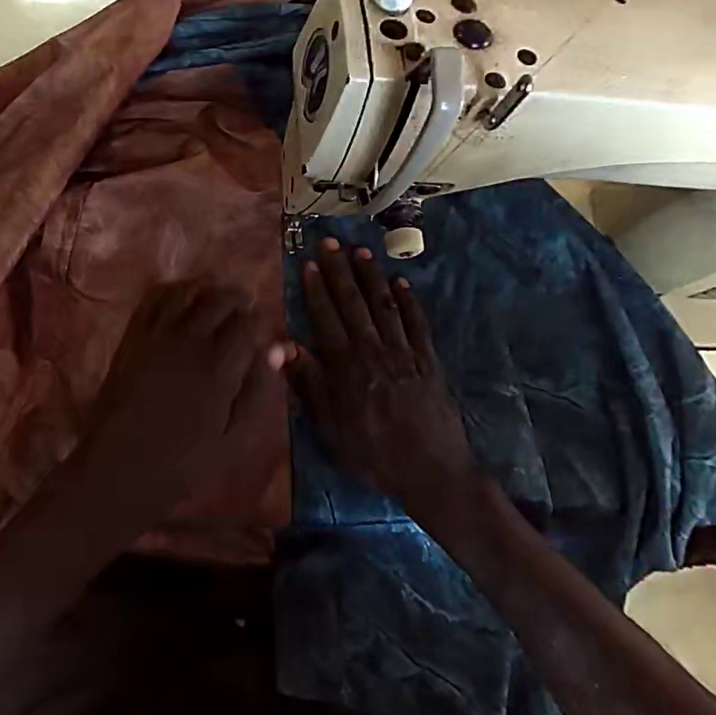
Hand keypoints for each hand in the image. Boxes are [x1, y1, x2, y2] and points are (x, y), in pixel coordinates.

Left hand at [71, 284, 285, 531]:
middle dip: (242, 301)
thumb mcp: (235, 439)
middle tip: (248, 312)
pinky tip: (182, 301)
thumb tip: (276, 352)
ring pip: (189, 291)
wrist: (121, 467)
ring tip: (218, 300)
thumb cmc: (184, 462)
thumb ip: (259, 391)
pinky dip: (174, 291)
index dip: (267, 323)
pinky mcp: (134, 336)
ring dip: (209, 289)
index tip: (272, 335)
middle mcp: (191, 340)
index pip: (252, 323)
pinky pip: (155, 299)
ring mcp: (158, 334)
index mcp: (220, 366)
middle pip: (222, 299)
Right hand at [292, 238, 478, 514]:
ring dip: (371, 277)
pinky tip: (401, 282)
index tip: (308, 263)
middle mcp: (373, 351)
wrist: (432, 471)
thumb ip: (308, 383)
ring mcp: (404, 352)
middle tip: (330, 242)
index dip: (316, 289)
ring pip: (384, 305)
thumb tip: (283, 347)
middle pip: (353, 303)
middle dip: (340, 271)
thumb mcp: (330, 426)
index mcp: (346, 367)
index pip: (326, 318)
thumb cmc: (373, 453)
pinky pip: (417, 323)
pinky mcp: (428, 359)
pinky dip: (409, 301)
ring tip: (361, 252)